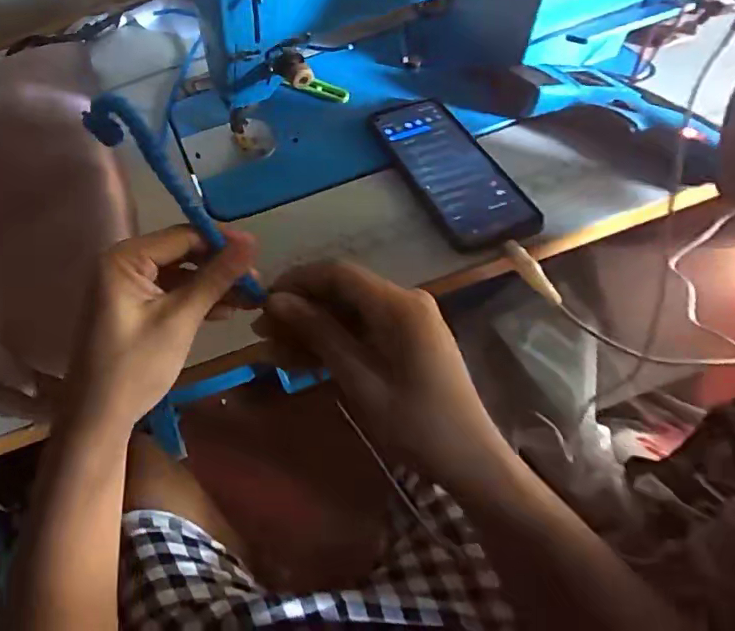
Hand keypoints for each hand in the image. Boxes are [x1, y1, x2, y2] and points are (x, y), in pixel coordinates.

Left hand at [63, 227, 258, 431]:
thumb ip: (215, 277)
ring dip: (212, 284)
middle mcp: (122, 262)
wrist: (98, 421)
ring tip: (250, 298)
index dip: (222, 241)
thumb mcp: (181, 318)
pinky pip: (170, 290)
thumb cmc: (135, 367)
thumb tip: (251, 242)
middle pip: (182, 252)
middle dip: (219, 266)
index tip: (257, 251)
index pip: (182, 236)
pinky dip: (196, 299)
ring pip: (180, 273)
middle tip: (256, 281)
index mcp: (124, 258)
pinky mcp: (132, 305)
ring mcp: (126, 284)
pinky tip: (225, 310)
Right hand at [258, 260, 513, 493]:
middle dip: (301, 308)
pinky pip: (363, 328)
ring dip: (313, 328)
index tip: (262, 301)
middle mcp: (404, 300)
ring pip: (348, 311)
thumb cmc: (416, 425)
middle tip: (262, 333)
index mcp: (398, 304)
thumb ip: (319, 333)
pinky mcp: (407, 337)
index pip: (338, 273)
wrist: (472, 462)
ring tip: (274, 352)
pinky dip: (335, 342)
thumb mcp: (360, 379)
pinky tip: (303, 361)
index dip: (297, 281)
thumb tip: (277, 301)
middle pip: (342, 290)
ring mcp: (407, 318)